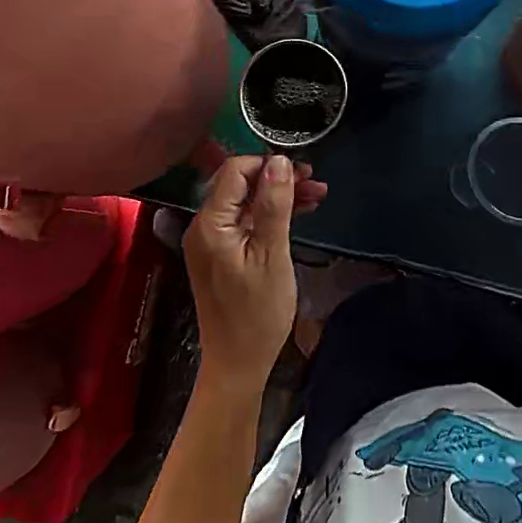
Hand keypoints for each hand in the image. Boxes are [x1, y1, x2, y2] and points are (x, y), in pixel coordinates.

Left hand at [181, 155, 324, 393]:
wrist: (239, 362)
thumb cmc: (258, 311)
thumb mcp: (272, 254)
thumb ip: (274, 205)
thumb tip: (280, 160)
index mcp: (210, 224)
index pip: (234, 171)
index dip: (268, 163)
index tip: (302, 169)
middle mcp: (204, 226)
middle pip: (240, 184)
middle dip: (277, 177)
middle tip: (314, 180)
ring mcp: (212, 241)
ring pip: (246, 201)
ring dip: (279, 194)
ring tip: (317, 194)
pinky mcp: (222, 253)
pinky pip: (246, 221)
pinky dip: (271, 214)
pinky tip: (300, 211)